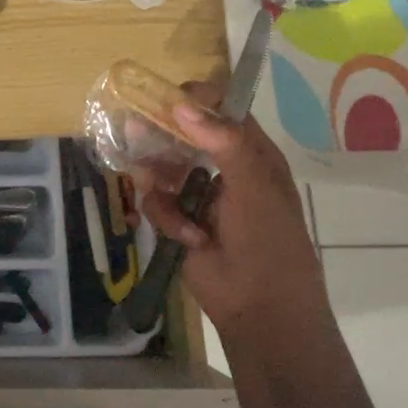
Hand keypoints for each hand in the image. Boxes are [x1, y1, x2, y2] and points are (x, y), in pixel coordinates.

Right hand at [134, 85, 327, 334]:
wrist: (260, 307)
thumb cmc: (269, 241)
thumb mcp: (254, 187)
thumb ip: (224, 143)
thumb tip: (181, 103)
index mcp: (250, 153)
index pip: (221, 109)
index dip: (196, 100)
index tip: (169, 102)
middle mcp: (221, 166)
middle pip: (181, 133)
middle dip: (161, 137)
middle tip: (138, 133)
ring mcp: (197, 192)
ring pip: (159, 166)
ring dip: (161, 183)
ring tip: (167, 195)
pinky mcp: (177, 218)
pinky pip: (154, 201)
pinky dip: (165, 217)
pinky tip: (186, 235)